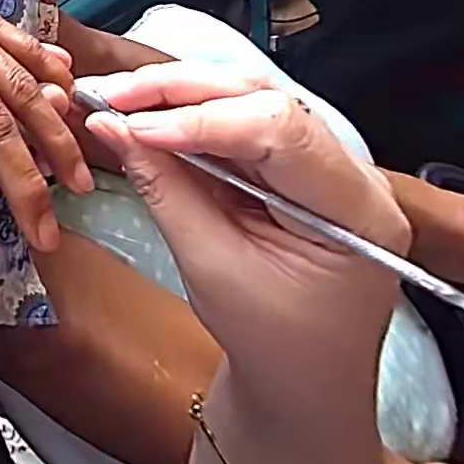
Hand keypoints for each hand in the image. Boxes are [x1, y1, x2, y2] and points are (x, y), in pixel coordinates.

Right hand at [79, 62, 410, 389]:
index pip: (278, 130)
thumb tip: (107, 124)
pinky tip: (137, 111)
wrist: (301, 375)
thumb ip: (161, 186)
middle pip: (257, 96)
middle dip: (176, 89)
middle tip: (109, 94)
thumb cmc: (270, 337)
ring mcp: (312, 161)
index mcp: (355, 209)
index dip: (198, 118)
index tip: (132, 126)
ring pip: (238, 95)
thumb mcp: (209, 264)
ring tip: (115, 96)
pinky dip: (174, 110)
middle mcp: (345, 170)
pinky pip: (224, 117)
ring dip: (170, 91)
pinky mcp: (277, 161)